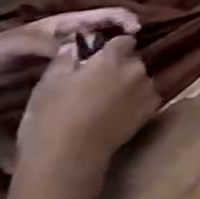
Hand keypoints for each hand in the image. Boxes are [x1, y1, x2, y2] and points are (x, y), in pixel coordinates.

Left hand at [0, 8, 140, 104]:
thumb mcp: (19, 44)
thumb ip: (50, 44)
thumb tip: (84, 46)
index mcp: (62, 24)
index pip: (101, 14)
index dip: (121, 18)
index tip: (137, 31)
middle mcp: (67, 38)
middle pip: (104, 33)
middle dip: (123, 39)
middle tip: (138, 54)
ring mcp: (62, 59)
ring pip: (96, 54)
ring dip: (112, 59)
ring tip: (128, 70)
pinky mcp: (57, 77)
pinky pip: (83, 73)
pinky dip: (97, 76)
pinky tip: (106, 85)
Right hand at [16, 34, 159, 166]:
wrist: (69, 158)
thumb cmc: (51, 118)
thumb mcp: (48, 83)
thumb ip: (65, 59)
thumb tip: (76, 46)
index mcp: (112, 59)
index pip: (123, 40)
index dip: (111, 47)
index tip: (97, 57)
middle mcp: (136, 69)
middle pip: (132, 60)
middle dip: (118, 66)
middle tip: (96, 83)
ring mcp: (147, 90)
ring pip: (139, 79)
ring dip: (127, 84)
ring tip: (104, 102)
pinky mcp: (151, 110)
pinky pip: (145, 96)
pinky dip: (135, 100)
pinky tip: (117, 113)